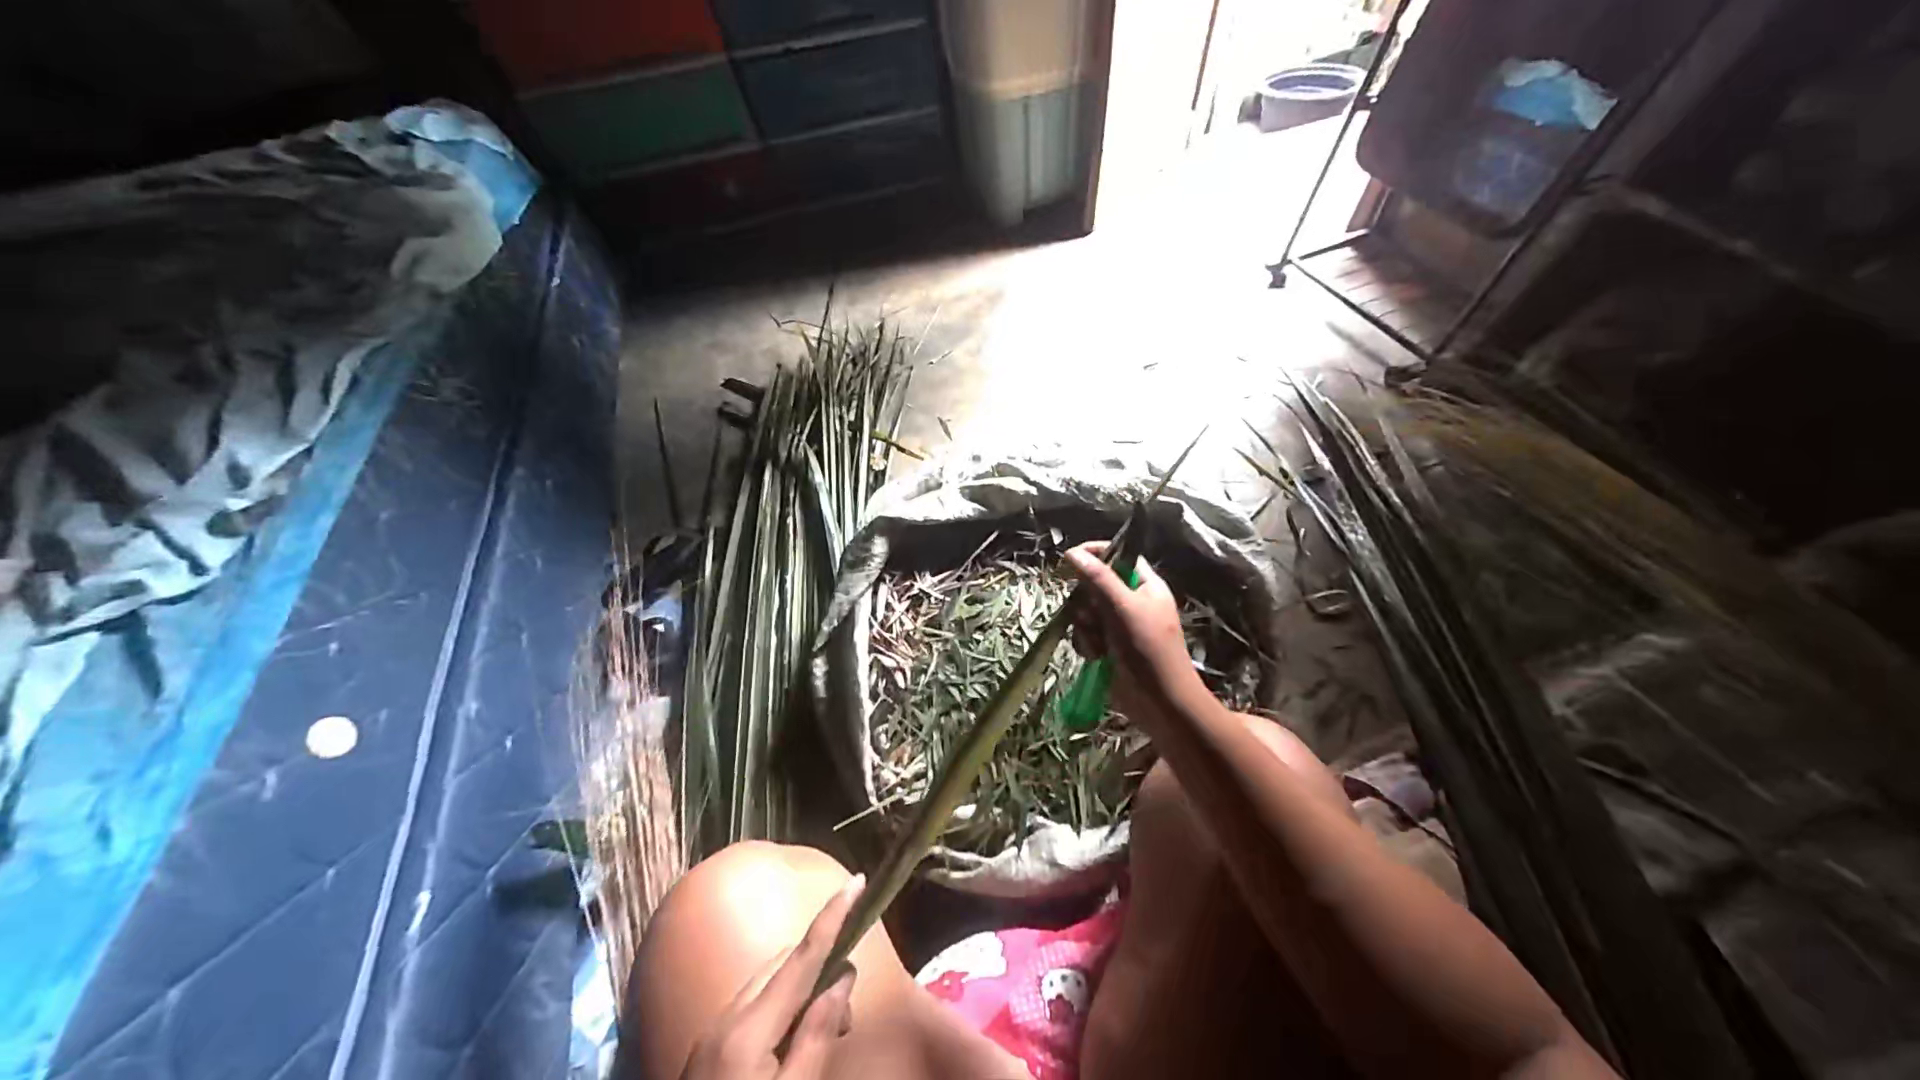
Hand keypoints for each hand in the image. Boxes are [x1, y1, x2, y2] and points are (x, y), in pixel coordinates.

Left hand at [680, 875, 864, 1079]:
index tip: (856, 881)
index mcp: (749, 1028)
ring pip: (766, 984)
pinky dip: (778, 1009)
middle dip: (820, 966)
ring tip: (824, 1033)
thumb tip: (844, 976)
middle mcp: (726, 1016)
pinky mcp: (704, 1050)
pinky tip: (790, 1047)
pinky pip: (750, 1008)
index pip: (803, 956)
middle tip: (849, 1011)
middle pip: (783, 964)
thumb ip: (818, 1035)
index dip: (833, 916)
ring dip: (800, 989)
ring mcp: (710, 1032)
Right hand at [1064, 542, 1203, 727]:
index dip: (1096, 554)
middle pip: (1095, 585)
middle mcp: (1132, 602)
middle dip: (1087, 602)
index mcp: (1146, 586)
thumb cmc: (1148, 650)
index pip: (1119, 556)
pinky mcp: (1109, 647)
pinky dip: (1087, 644)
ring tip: (1098, 644)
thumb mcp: (1123, 608)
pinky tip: (1096, 656)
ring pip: (1086, 612)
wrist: (1161, 703)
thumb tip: (1072, 553)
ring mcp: (1120, 626)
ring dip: (1085, 627)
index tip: (1071, 560)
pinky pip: (1086, 634)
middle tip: (1092, 615)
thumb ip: (1098, 578)